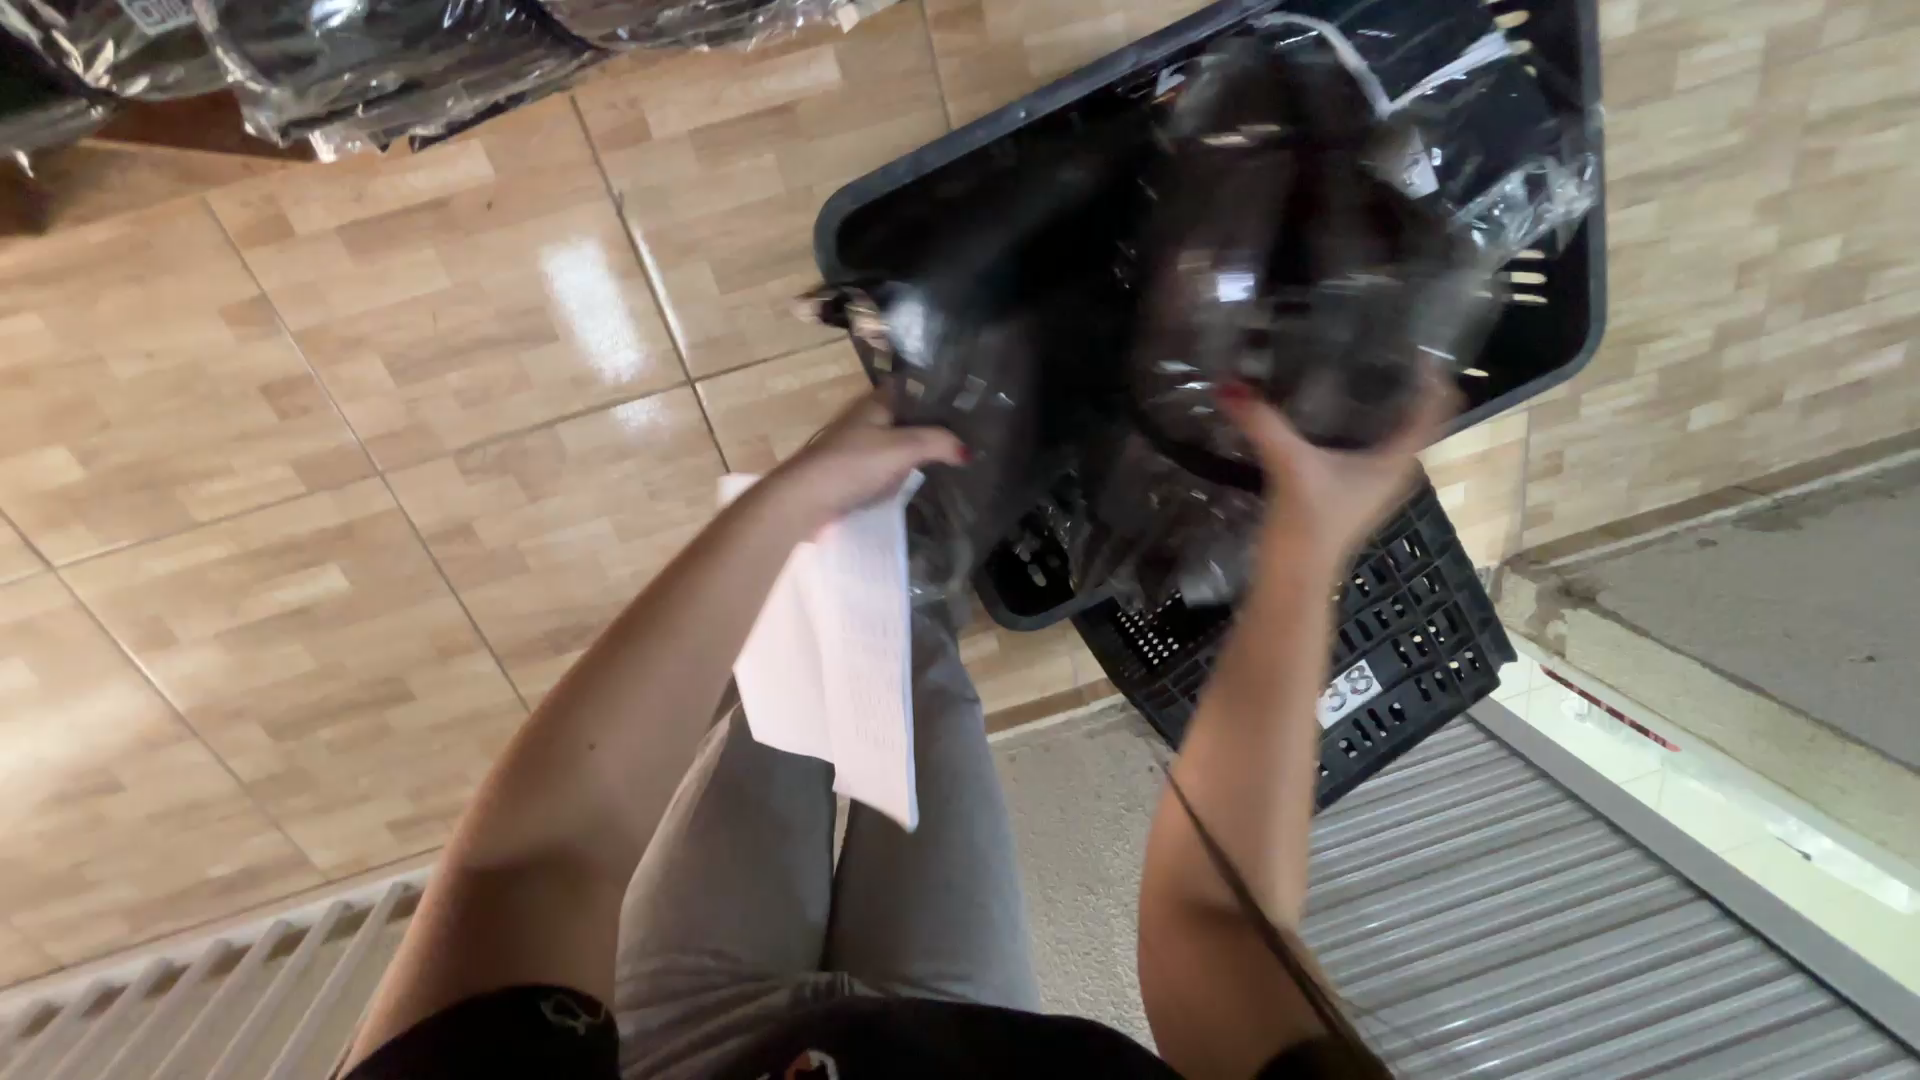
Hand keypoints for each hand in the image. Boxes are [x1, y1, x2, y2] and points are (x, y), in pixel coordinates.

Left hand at [768, 385, 967, 527]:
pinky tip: (921, 480)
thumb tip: (967, 450)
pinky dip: (905, 471)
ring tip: (954, 455)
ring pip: (898, 442)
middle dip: (934, 423)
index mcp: (877, 403)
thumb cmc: (853, 464)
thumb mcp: (903, 448)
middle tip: (970, 432)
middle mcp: (867, 420)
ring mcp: (859, 447)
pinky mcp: (854, 474)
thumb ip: (937, 442)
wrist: (805, 501)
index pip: (913, 386)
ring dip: (920, 449)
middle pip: (907, 416)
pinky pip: (888, 467)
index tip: (968, 400)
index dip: (938, 390)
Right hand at [1215, 368, 1458, 573]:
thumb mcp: (1289, 467)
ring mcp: (1367, 484)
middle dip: (1392, 383)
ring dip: (1366, 405)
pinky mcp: (1343, 493)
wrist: (1292, 582)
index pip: (1434, 407)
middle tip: (1368, 346)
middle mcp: (1391, 470)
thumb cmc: (1308, 527)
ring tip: (1341, 370)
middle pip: (1406, 416)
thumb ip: (1261, 424)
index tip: (1410, 342)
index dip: (1429, 373)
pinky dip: (1342, 427)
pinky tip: (1313, 416)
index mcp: (1397, 460)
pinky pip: (1354, 447)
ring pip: (1378, 432)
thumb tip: (1228, 384)